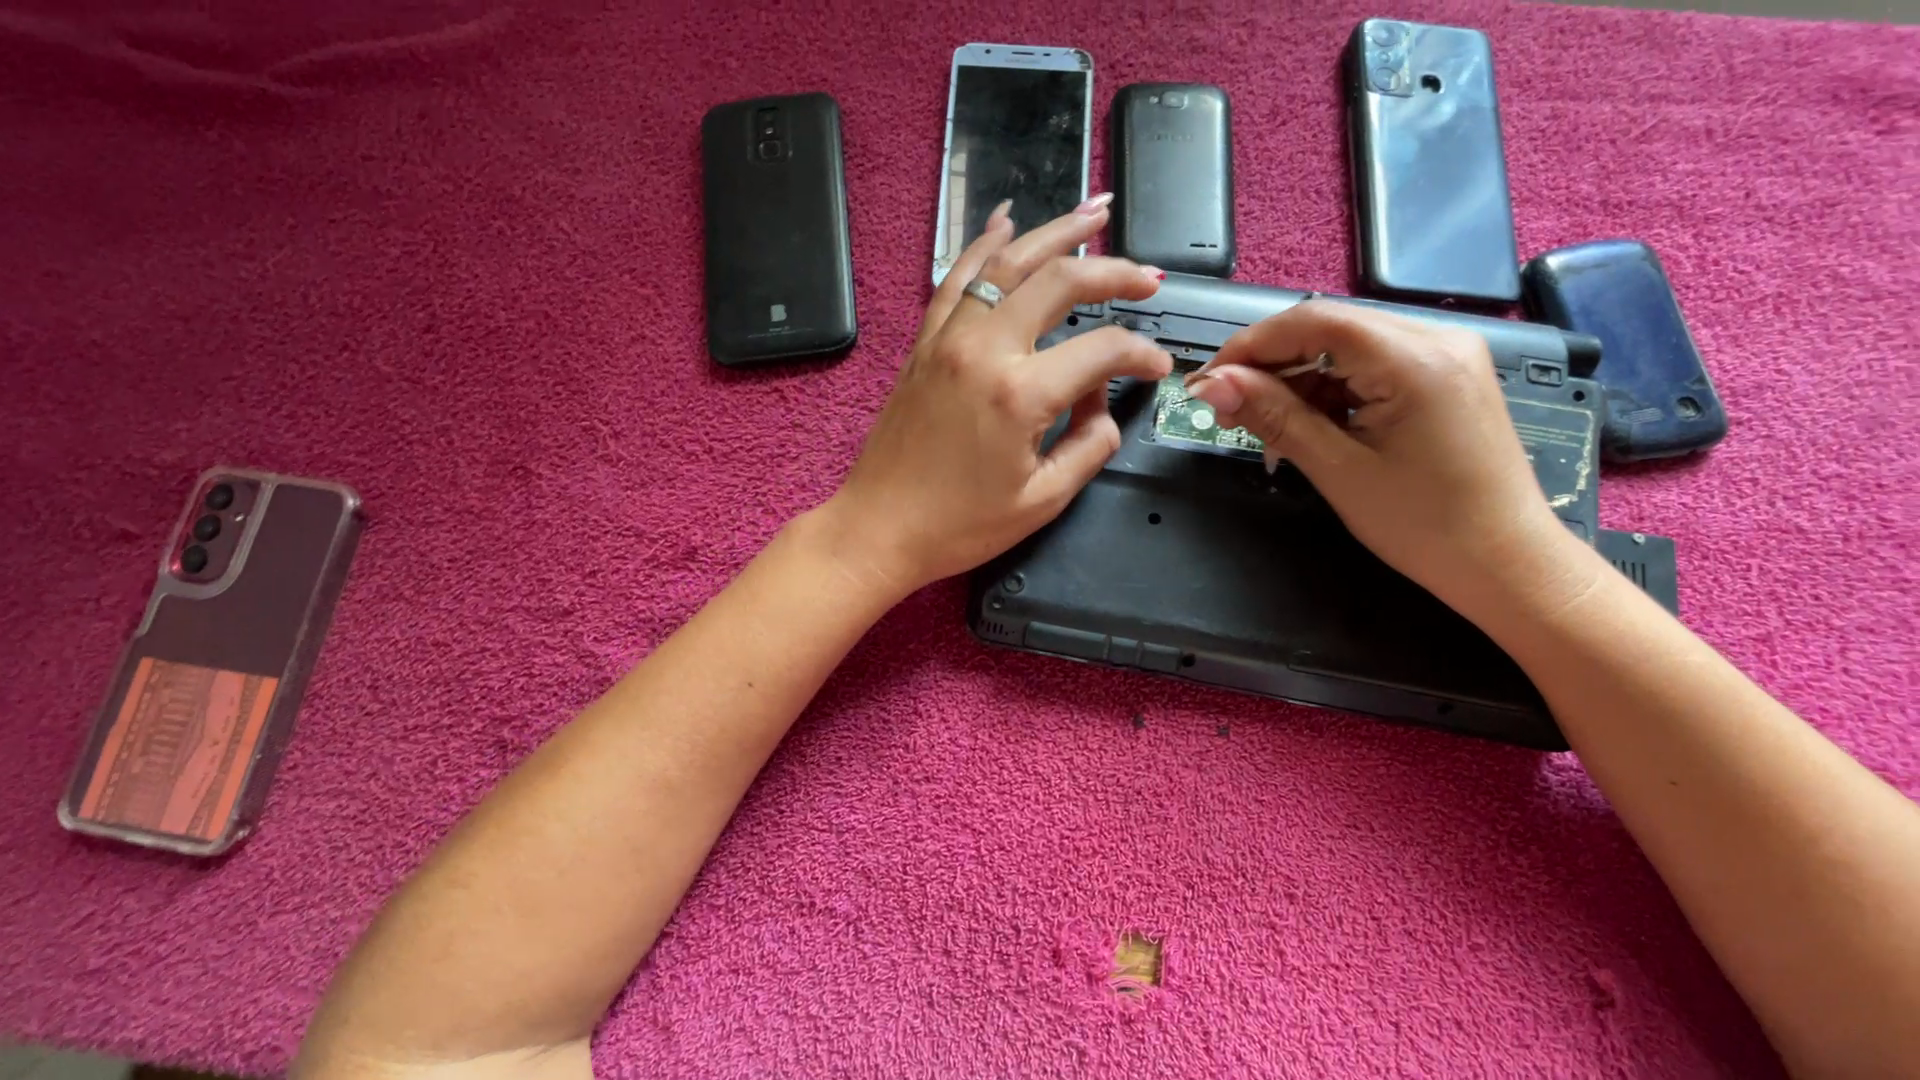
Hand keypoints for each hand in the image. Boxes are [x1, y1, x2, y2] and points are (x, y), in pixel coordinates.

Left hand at [820, 196, 1171, 593]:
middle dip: (1113, 272)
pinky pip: (956, 279)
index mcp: (1020, 394)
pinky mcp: (924, 344)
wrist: (879, 528)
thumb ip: (1089, 445)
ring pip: (1007, 264)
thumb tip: (1103, 404)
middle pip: (1059, 281)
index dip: (1142, 354)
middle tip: (1147, 277)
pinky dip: (983, 246)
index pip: (1102, 350)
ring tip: (1096, 211)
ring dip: (1055, 233)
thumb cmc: (960, 525)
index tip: (1159, 368)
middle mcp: (984, 350)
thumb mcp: (1043, 500)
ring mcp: (948, 340)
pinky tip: (1006, 222)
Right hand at [1185, 300, 1582, 609]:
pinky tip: (1309, 426)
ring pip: (1347, 346)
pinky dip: (1331, 390)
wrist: (1506, 563)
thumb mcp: (1338, 470)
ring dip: (1298, 379)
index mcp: (1415, 358)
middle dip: (1270, 364)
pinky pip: (1372, 365)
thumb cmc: (1424, 526)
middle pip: (1329, 327)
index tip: (1206, 381)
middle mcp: (1438, 337)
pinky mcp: (1446, 375)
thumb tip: (1211, 385)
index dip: (1250, 345)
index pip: (1313, 320)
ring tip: (1267, 427)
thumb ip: (1274, 416)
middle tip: (1227, 408)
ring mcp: (1447, 354)